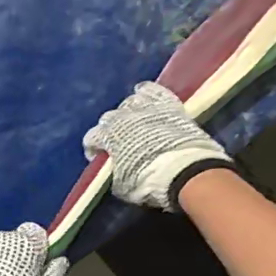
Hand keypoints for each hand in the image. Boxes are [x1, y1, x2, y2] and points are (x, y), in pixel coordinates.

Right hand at [82, 82, 233, 210]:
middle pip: (108, 118)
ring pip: (129, 102)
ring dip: (128, 111)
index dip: (93, 150)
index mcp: (106, 137)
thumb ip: (113, 170)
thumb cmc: (146, 181)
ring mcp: (145, 109)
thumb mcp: (120, 184)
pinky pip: (153, 91)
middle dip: (109, 130)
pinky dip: (147, 92)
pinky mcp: (168, 105)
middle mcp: (121, 119)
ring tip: (133, 121)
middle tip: (118, 142)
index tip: (100, 159)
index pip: (91, 138)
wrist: (184, 170)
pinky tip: (144, 93)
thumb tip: (114, 166)